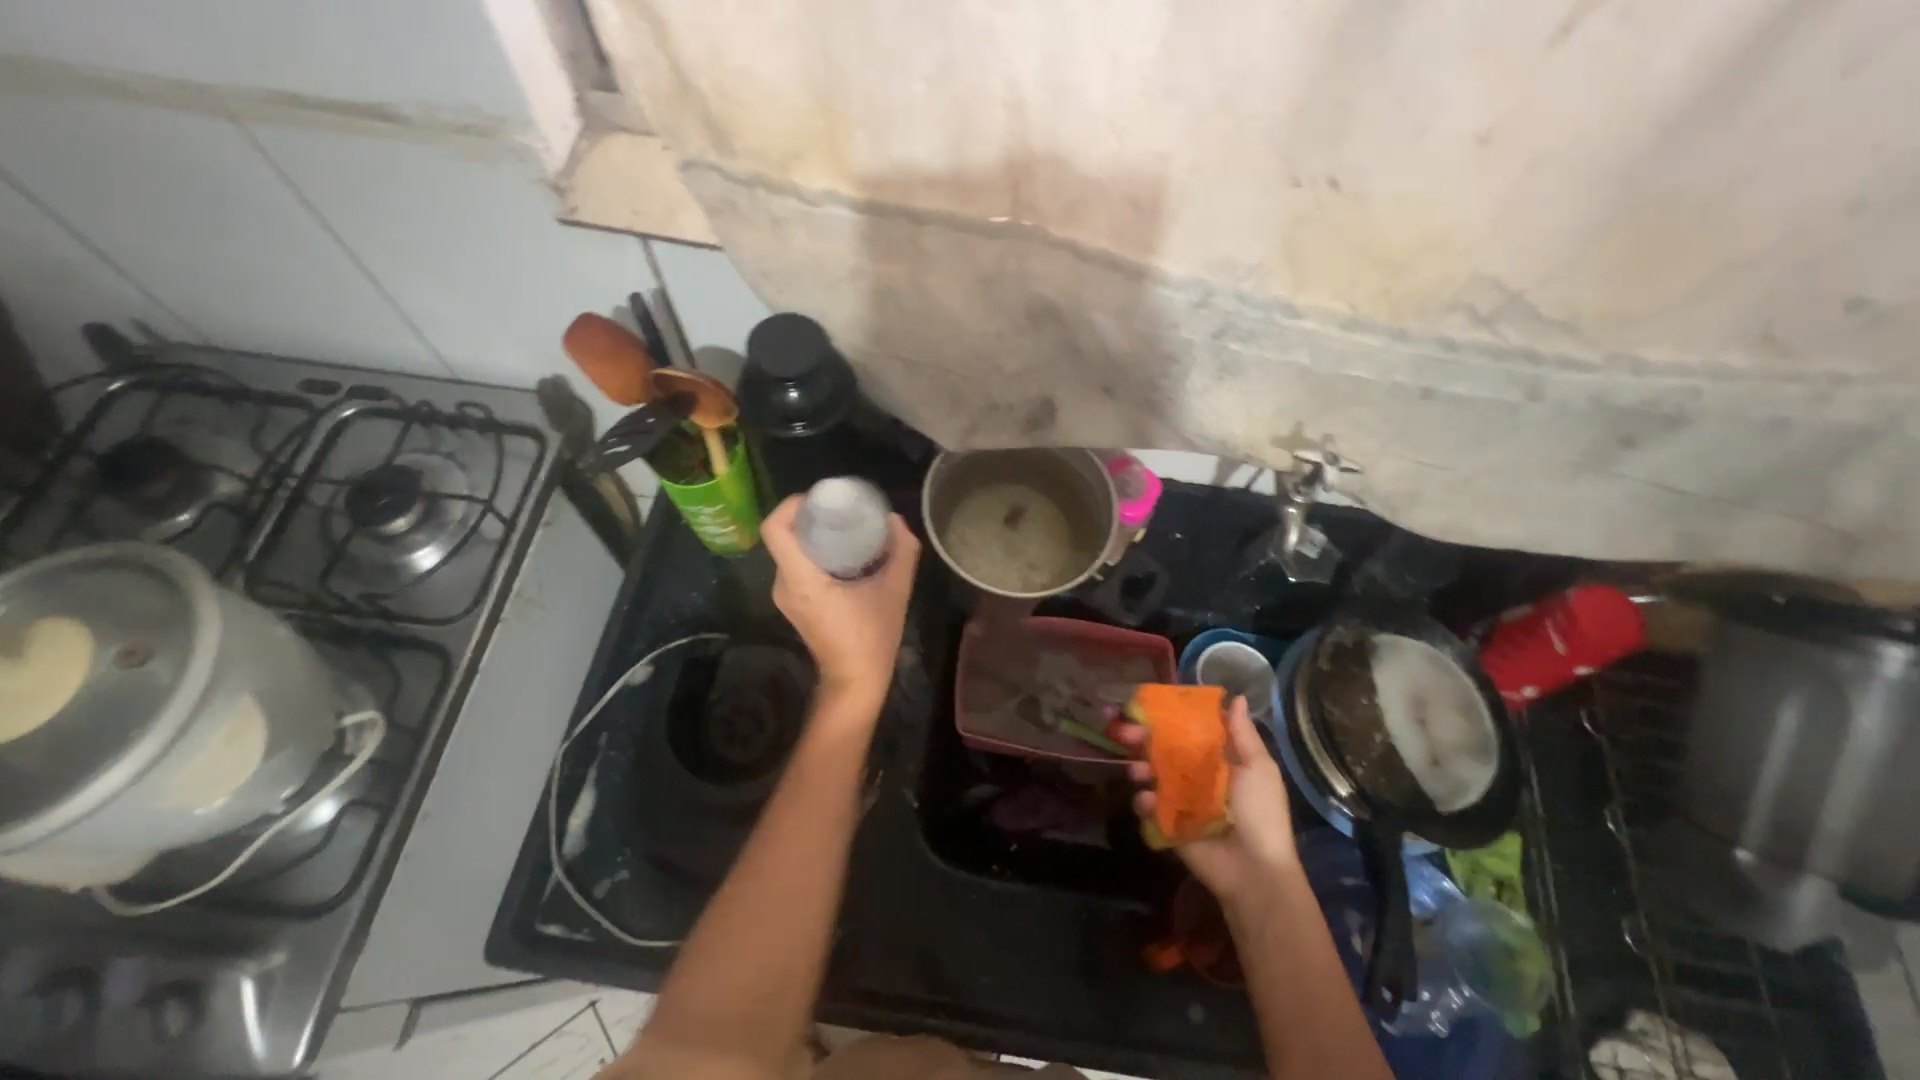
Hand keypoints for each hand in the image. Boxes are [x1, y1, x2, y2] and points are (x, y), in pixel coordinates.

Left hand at [760, 494, 921, 706]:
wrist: (855, 681)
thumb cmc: (872, 638)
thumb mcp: (895, 591)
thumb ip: (901, 551)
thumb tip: (896, 519)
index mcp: (802, 579)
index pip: (775, 529)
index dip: (791, 505)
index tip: (820, 498)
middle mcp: (784, 584)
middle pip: (783, 536)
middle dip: (808, 517)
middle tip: (839, 509)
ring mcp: (785, 596)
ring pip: (789, 550)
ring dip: (811, 535)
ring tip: (842, 527)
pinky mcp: (793, 603)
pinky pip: (795, 565)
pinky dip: (813, 552)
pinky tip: (841, 553)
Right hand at [1119, 695, 1299, 905]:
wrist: (1254, 869)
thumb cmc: (1261, 812)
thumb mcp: (1258, 767)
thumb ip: (1243, 734)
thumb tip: (1235, 697)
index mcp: (1219, 760)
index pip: (1189, 732)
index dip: (1169, 718)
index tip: (1148, 705)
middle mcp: (1197, 777)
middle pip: (1163, 751)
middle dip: (1142, 740)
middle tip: (1125, 733)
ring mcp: (1180, 802)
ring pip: (1151, 776)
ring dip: (1140, 768)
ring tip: (1137, 771)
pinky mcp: (1168, 826)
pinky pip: (1148, 808)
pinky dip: (1143, 801)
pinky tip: (1145, 799)